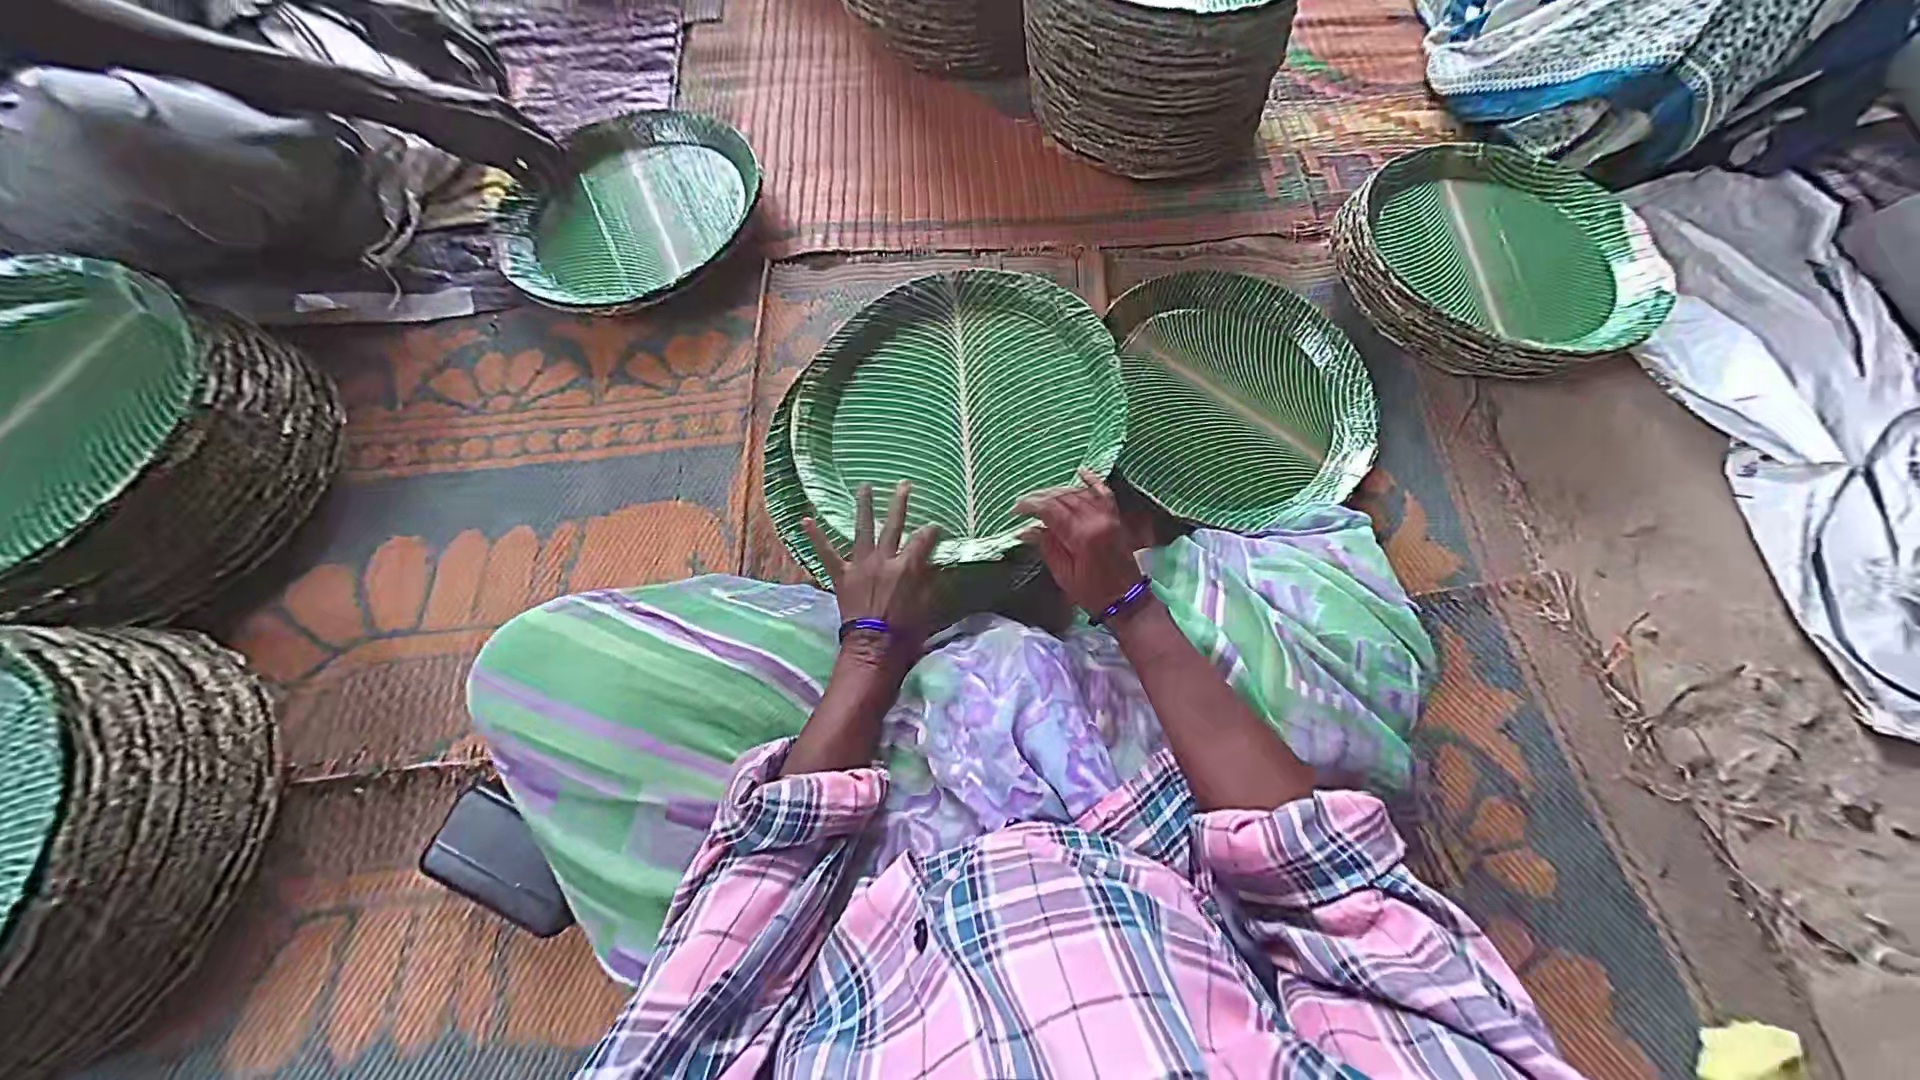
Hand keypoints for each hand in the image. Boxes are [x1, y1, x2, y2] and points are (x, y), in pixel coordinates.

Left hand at [803, 481, 941, 668]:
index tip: (936, 528)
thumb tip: (939, 563)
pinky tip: (806, 520)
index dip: (932, 532)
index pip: (923, 540)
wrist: (873, 648)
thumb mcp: (929, 605)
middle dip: (900, 504)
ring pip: (863, 530)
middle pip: (894, 526)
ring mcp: (860, 566)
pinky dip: (816, 537)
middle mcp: (884, 560)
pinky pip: (827, 554)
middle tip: (903, 485)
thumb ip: (933, 581)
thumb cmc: (907, 632)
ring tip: (865, 488)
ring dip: (864, 507)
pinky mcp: (842, 576)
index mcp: (908, 567)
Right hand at [1013, 468, 1143, 617]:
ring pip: (1079, 494)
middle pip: (1063, 498)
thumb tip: (1026, 530)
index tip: (1015, 510)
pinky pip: (1103, 493)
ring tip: (1040, 498)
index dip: (1030, 506)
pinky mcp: (1115, 518)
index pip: (1050, 510)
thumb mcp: (1063, 574)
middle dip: (1040, 498)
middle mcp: (1096, 520)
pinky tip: (1080, 472)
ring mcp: (1108, 517)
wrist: (1127, 600)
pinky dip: (1092, 482)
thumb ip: (1046, 546)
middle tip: (1023, 504)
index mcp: (1082, 536)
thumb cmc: (1092, 593)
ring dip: (1058, 492)